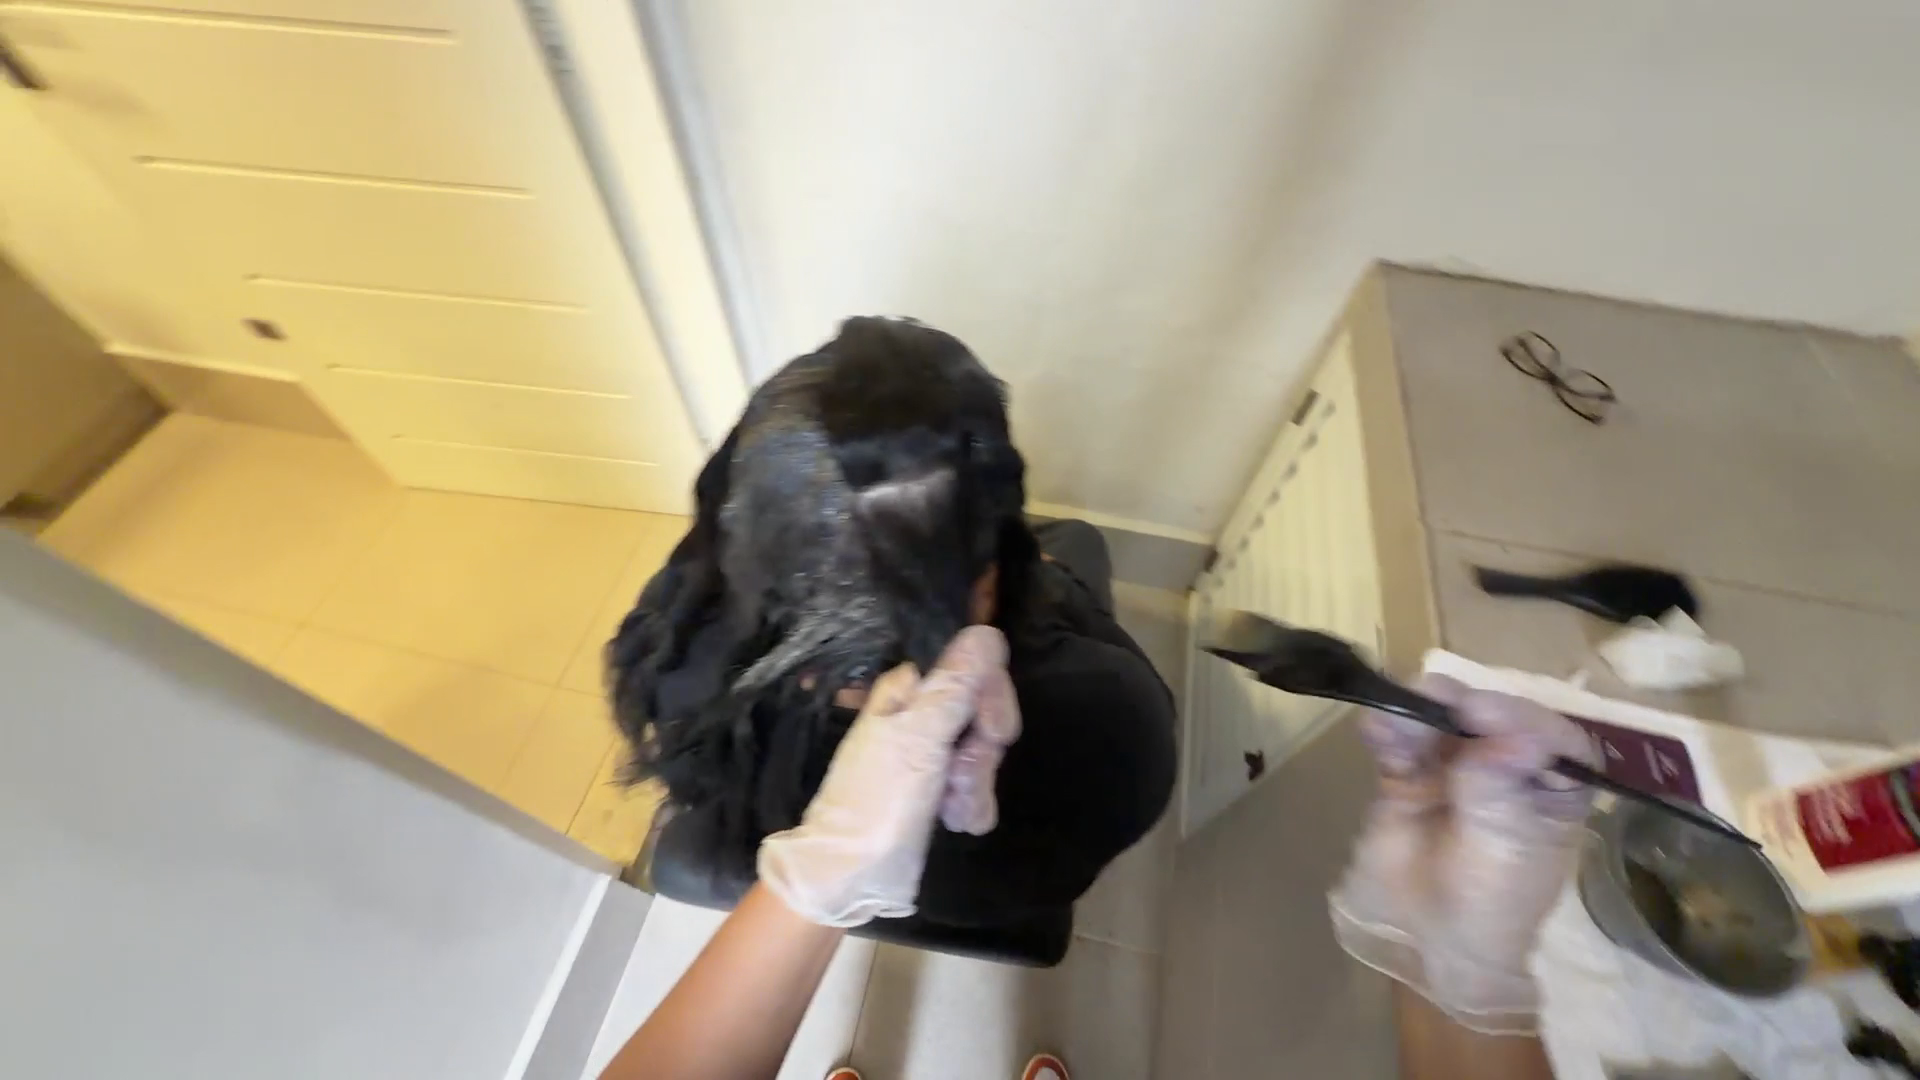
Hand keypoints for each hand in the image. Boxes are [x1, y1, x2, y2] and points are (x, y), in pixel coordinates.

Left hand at [757, 625, 1020, 926]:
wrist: (847, 878)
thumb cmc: (879, 803)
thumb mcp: (920, 740)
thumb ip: (955, 686)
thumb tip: (987, 634)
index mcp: (908, 690)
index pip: (972, 667)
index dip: (990, 698)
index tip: (989, 732)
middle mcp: (918, 713)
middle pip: (982, 710)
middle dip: (981, 751)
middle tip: (960, 778)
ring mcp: (926, 750)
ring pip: (981, 749)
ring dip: (976, 783)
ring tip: (952, 810)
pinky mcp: (934, 784)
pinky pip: (972, 780)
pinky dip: (970, 802)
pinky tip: (957, 821)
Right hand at [1329, 675, 1596, 1034]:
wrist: (1423, 935)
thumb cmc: (1488, 900)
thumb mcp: (1506, 850)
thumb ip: (1498, 791)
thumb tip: (1516, 737)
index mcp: (1550, 789)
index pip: (1551, 738)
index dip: (1521, 718)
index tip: (1483, 713)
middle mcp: (1502, 768)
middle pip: (1486, 718)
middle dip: (1459, 703)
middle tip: (1432, 698)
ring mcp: (1448, 767)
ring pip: (1434, 720)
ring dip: (1412, 710)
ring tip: (1390, 718)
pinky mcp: (1403, 772)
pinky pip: (1394, 739)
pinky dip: (1383, 728)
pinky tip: (1374, 732)